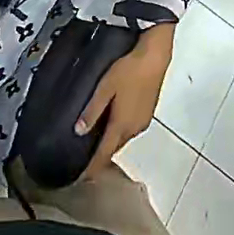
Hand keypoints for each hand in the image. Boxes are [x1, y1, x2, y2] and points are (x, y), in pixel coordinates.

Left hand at [75, 22, 173, 179]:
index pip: (104, 155)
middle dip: (100, 156)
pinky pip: (130, 129)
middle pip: (114, 148)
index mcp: (121, 126)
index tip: (80, 178)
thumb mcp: (105, 88)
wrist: (155, 56)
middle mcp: (133, 129)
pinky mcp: (148, 113)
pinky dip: (119, 132)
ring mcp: (143, 121)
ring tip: (96, 139)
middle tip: (84, 157)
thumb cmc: (128, 71)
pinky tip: (113, 122)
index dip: (91, 168)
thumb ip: (92, 111)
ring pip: (123, 139)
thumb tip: (78, 132)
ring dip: (111, 142)